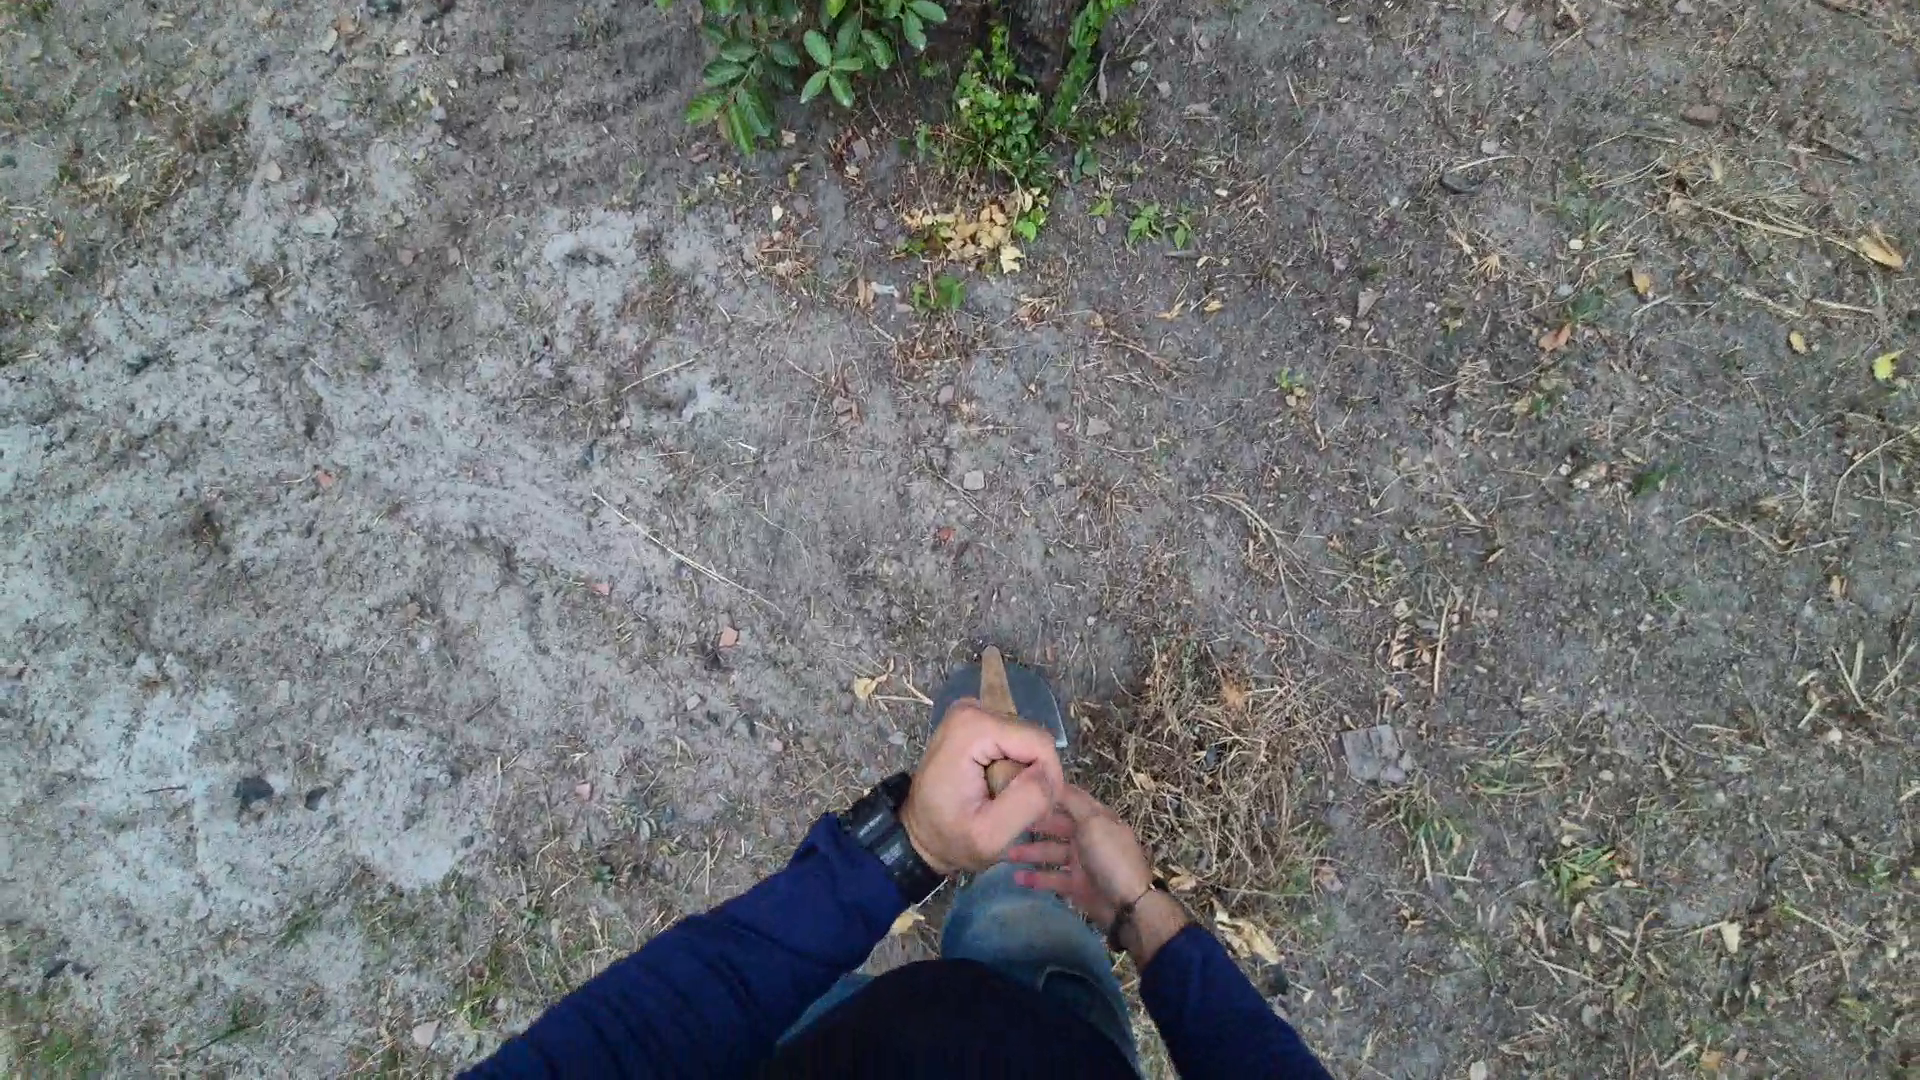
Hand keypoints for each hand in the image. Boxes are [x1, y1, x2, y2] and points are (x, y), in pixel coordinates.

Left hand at [898, 700, 1064, 874]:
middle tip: (1013, 808)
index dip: (1047, 779)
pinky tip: (996, 787)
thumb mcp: (990, 836)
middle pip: (1033, 739)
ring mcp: (972, 712)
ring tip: (1001, 800)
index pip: (1040, 743)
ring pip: (1027, 741)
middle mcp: (971, 710)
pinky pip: (1015, 741)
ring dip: (1023, 774)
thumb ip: (1026, 802)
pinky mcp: (975, 721)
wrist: (919, 834)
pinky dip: (1013, 767)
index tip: (1034, 810)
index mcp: (972, 728)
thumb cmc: (950, 838)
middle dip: (1033, 776)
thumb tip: (1048, 773)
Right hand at [1007, 784, 1153, 927]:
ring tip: (1006, 855)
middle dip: (1034, 825)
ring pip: (1050, 852)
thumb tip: (1053, 780)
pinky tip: (1017, 877)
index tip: (1022, 789)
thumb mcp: (1093, 822)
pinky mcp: (1076, 885)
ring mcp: (1082, 861)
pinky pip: (1052, 878)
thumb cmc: (1110, 857)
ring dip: (1030, 853)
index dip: (1048, 794)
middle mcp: (1088, 836)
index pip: (1069, 799)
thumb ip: (1072, 801)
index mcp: (1096, 818)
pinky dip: (1036, 878)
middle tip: (1008, 824)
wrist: (1128, 906)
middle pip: (1056, 826)